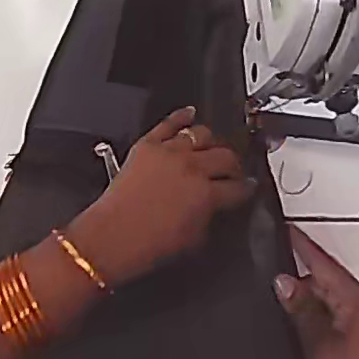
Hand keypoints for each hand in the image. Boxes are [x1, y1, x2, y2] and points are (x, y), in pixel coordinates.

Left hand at [66, 107, 257, 285]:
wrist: (111, 238)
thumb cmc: (147, 244)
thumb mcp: (193, 240)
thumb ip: (210, 217)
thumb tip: (216, 207)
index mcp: (206, 194)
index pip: (237, 187)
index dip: (246, 189)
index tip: (247, 188)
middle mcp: (191, 168)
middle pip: (225, 156)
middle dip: (234, 165)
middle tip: (233, 171)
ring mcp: (169, 152)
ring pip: (202, 134)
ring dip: (212, 142)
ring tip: (213, 148)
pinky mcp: (148, 144)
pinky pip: (169, 123)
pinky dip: (182, 116)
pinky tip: (190, 114)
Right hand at [275, 227, 358, 358]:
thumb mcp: (321, 352)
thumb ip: (302, 312)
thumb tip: (283, 280)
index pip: (324, 262)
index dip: (301, 245)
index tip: (283, 227)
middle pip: (325, 281)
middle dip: (298, 278)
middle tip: (267, 271)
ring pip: (327, 302)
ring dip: (305, 304)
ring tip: (277, 304)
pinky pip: (332, 321)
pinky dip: (313, 323)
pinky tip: (295, 332)